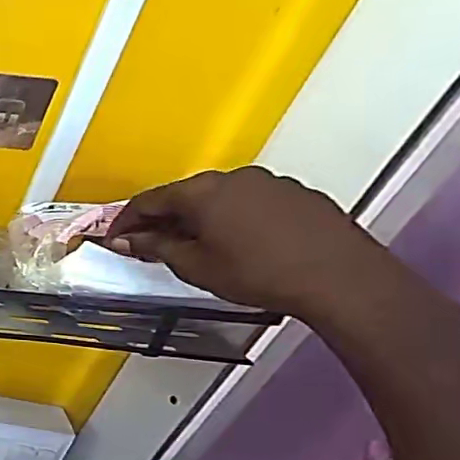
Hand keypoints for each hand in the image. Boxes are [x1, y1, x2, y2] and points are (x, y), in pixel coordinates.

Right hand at [103, 167, 411, 320]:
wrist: (343, 281)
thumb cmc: (262, 273)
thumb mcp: (194, 266)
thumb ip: (156, 247)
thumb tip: (130, 239)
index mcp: (202, 191)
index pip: (148, 200)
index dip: (126, 221)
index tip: (116, 238)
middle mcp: (235, 178)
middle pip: (184, 195)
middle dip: (164, 219)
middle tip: (150, 244)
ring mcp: (271, 184)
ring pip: (219, 197)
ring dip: (200, 218)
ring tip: (195, 246)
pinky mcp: (300, 196)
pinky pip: (251, 202)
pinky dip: (234, 218)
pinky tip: (237, 244)